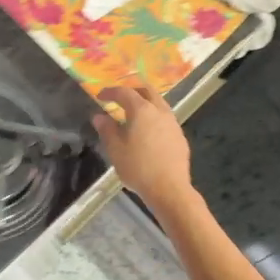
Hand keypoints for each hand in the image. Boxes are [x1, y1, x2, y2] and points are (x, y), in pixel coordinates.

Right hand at [91, 86, 194, 209]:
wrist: (169, 188)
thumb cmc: (138, 167)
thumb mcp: (115, 149)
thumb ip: (107, 129)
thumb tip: (99, 116)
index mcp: (142, 110)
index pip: (125, 92)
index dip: (111, 92)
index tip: (101, 96)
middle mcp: (160, 111)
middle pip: (147, 91)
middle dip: (132, 90)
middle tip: (120, 98)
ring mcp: (173, 123)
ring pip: (159, 104)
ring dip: (145, 104)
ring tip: (133, 115)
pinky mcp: (180, 136)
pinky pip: (165, 119)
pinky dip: (154, 118)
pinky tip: (148, 132)